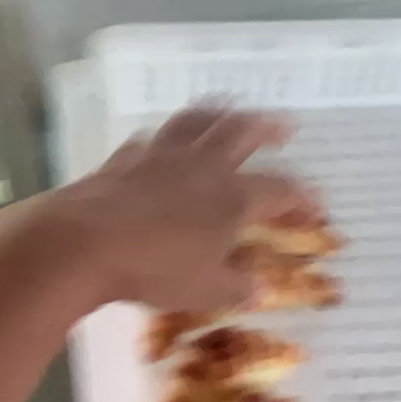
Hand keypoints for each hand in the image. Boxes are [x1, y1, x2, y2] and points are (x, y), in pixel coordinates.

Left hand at [17, 104, 319, 311]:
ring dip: (219, 113)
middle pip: (243, 132)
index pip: (280, 190)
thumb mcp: (205, 290)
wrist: (83, 244)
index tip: (317, 205)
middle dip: (268, 128)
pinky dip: (165, 139)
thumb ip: (236, 287)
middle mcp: (202, 166)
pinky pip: (151, 140)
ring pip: (197, 120)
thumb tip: (258, 289)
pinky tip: (161, 146)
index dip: (303, 197)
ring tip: (228, 111)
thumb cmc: (154, 270)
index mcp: (231, 198)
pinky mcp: (124, 159)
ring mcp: (161, 157)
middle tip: (284, 127)